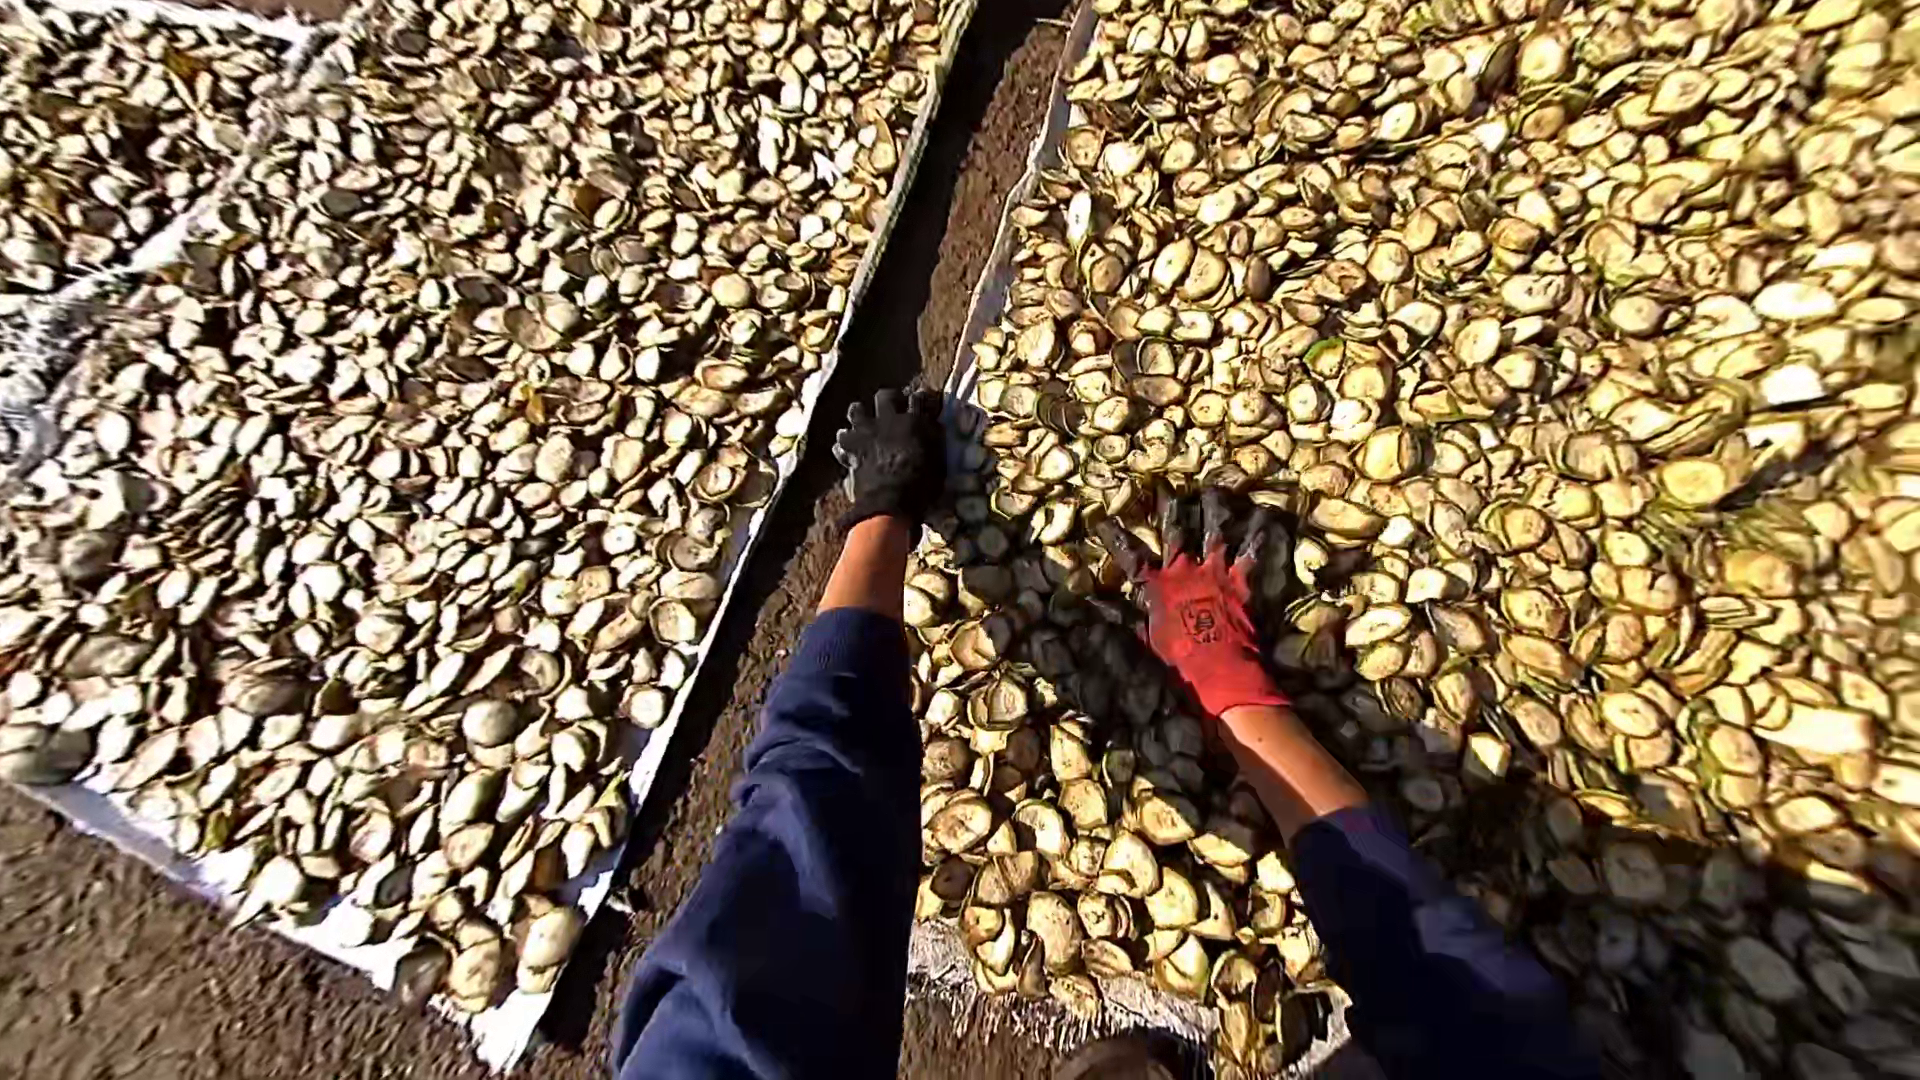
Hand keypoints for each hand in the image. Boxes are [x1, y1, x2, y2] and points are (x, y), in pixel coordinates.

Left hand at [832, 388, 945, 529]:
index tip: (922, 401)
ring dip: (859, 415)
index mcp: (915, 422)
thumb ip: (933, 443)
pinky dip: (843, 446)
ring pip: (856, 410)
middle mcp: (888, 420)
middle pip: (885, 396)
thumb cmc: (922, 487)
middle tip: (892, 408)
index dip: (921, 398)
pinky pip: (841, 442)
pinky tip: (846, 450)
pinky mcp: (850, 449)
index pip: (919, 398)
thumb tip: (933, 431)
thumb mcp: (938, 463)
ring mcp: (866, 433)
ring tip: (863, 424)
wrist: (890, 503)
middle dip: (889, 399)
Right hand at [1096, 490, 1287, 718]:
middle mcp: (1184, 569)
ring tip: (1213, 490)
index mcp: (1157, 583)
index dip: (1115, 537)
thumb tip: (1093, 603)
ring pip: (1213, 532)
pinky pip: (1250, 552)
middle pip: (1175, 530)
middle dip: (1169, 507)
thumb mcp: (1145, 634)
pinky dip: (1256, 534)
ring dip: (1213, 509)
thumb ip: (1122, 615)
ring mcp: (1213, 571)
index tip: (1102, 519)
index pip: (1130, 555)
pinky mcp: (1239, 580)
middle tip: (1166, 487)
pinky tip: (1263, 515)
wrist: (1218, 664)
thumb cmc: (1178, 653)